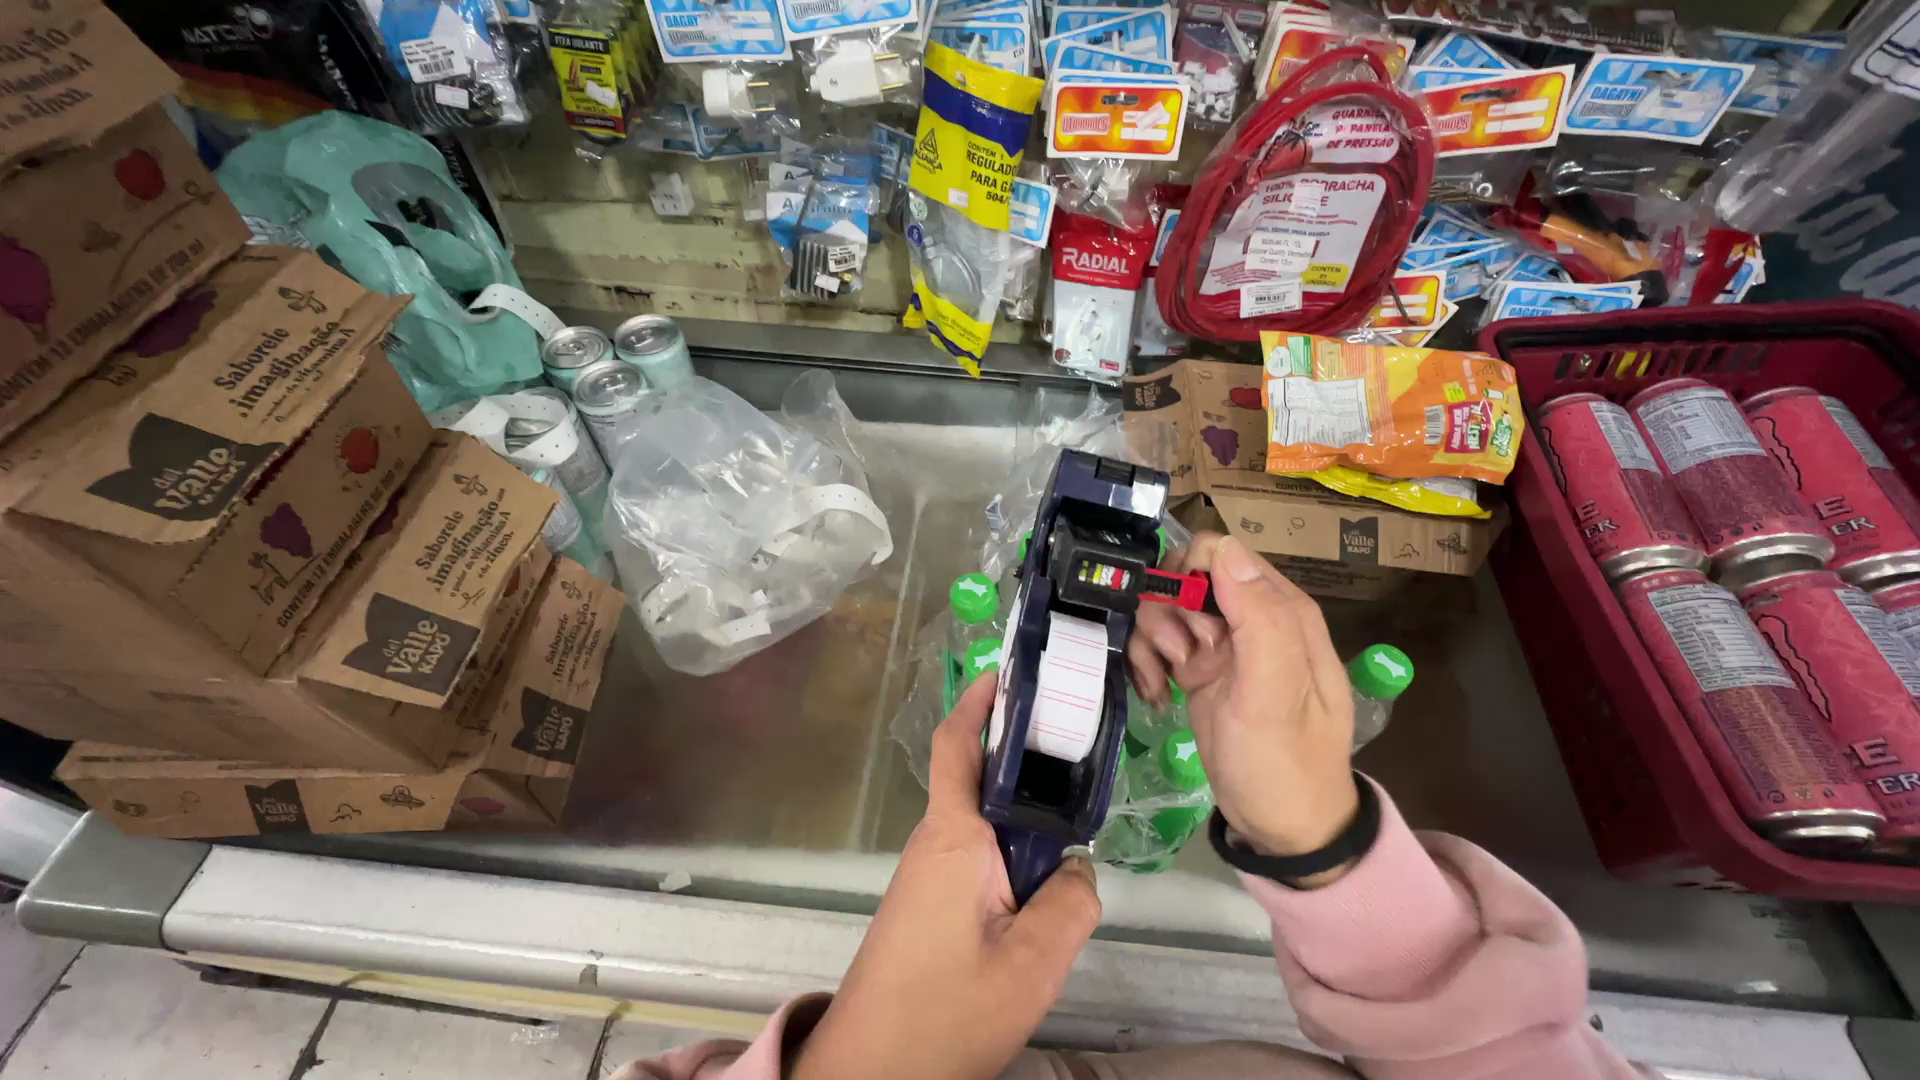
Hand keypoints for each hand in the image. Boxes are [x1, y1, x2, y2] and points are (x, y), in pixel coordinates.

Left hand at [791, 675, 1101, 1079]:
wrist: (871, 1071)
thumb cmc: (946, 1010)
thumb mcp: (1032, 963)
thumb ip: (1069, 902)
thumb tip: (1074, 864)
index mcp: (953, 837)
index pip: (959, 745)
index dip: (980, 701)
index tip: (1012, 673)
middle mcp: (935, 842)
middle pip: (978, 779)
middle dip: (1022, 755)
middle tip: (1076, 743)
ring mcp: (928, 874)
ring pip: (982, 824)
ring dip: (1021, 813)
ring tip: (1073, 813)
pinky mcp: (928, 904)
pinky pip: (975, 857)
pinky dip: (1010, 851)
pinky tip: (1041, 878)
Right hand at [1128, 533, 1359, 879]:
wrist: (1283, 826)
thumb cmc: (1284, 762)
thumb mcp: (1275, 694)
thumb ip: (1258, 618)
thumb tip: (1224, 548)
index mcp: (1282, 611)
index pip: (1220, 553)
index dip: (1190, 580)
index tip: (1191, 629)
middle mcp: (1252, 617)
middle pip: (1184, 577)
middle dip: (1167, 613)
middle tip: (1181, 658)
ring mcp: (1223, 643)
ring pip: (1165, 608)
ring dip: (1153, 642)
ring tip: (1169, 681)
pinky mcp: (1200, 668)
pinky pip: (1158, 642)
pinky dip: (1149, 664)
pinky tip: (1159, 695)